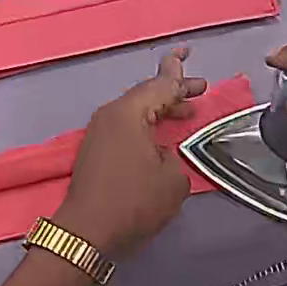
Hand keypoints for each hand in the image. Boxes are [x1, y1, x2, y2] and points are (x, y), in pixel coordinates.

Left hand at [53, 49, 207, 258]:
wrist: (87, 230)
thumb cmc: (134, 201)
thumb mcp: (173, 179)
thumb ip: (175, 156)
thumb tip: (163, 154)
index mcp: (128, 113)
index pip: (159, 84)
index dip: (179, 73)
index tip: (188, 55)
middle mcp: (110, 116)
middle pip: (145, 94)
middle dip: (172, 92)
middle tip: (198, 90)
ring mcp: (98, 133)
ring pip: (134, 112)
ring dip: (159, 111)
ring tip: (184, 115)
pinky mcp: (94, 151)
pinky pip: (125, 127)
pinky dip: (145, 126)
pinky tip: (158, 138)